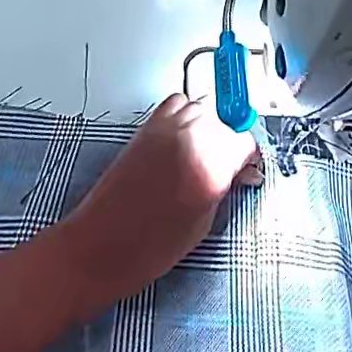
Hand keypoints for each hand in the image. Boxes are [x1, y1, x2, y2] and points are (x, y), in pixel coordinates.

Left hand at [51, 94, 262, 305]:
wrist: (102, 242)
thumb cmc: (148, 246)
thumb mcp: (203, 222)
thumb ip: (222, 186)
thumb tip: (235, 172)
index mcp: (210, 167)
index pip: (245, 142)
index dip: (249, 158)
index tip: (248, 167)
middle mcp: (188, 139)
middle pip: (224, 119)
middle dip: (229, 139)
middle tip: (229, 164)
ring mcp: (165, 129)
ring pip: (201, 106)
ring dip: (208, 123)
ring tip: (206, 150)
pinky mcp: (146, 127)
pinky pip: (175, 105)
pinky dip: (183, 115)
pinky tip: (183, 138)